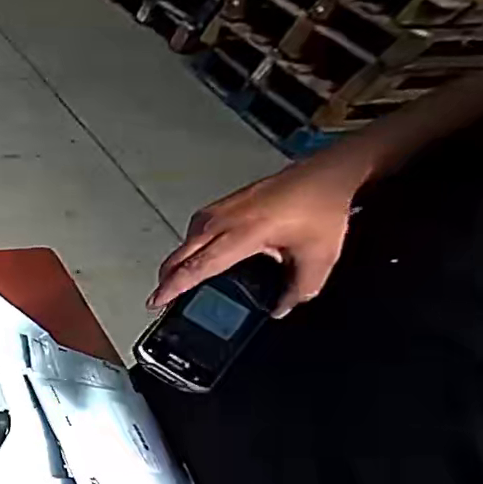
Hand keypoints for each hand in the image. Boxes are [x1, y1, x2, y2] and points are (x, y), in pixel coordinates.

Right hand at [148, 156, 362, 316]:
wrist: (325, 174)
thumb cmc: (321, 208)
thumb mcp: (319, 256)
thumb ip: (300, 289)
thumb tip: (281, 309)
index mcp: (243, 234)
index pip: (197, 266)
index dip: (174, 287)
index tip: (156, 302)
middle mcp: (222, 222)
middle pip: (178, 257)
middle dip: (165, 281)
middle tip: (160, 300)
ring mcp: (216, 212)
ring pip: (182, 246)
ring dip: (175, 265)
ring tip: (177, 281)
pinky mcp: (218, 207)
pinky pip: (191, 234)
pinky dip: (187, 250)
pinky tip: (196, 257)